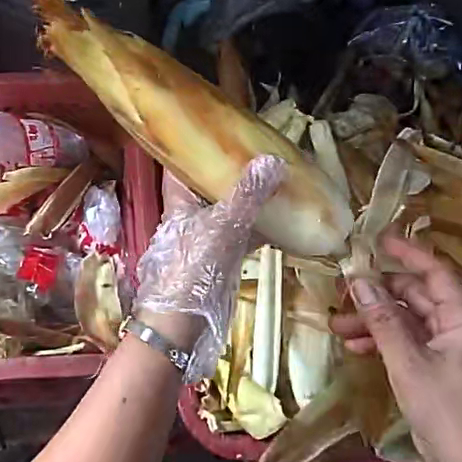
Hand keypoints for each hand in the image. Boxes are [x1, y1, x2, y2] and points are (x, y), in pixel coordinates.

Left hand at [132, 155, 286, 378]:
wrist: (180, 331)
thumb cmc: (191, 274)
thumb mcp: (221, 229)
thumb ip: (246, 197)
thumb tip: (271, 160)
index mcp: (178, 205)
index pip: (180, 167)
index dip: (193, 147)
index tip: (217, 130)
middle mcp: (188, 220)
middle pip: (208, 187)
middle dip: (232, 172)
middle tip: (262, 152)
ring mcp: (204, 242)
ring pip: (228, 212)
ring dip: (249, 200)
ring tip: (279, 180)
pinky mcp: (218, 264)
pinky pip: (241, 237)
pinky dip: (259, 228)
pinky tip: (283, 223)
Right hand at [329, 234, 461, 461]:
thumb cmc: (445, 410)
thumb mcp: (407, 362)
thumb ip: (382, 319)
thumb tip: (359, 280)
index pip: (435, 273)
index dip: (407, 254)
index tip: (376, 240)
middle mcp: (459, 329)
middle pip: (416, 297)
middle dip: (378, 294)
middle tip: (342, 294)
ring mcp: (450, 351)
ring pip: (408, 322)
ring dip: (375, 321)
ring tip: (338, 327)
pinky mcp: (440, 371)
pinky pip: (409, 343)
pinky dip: (384, 341)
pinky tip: (357, 348)